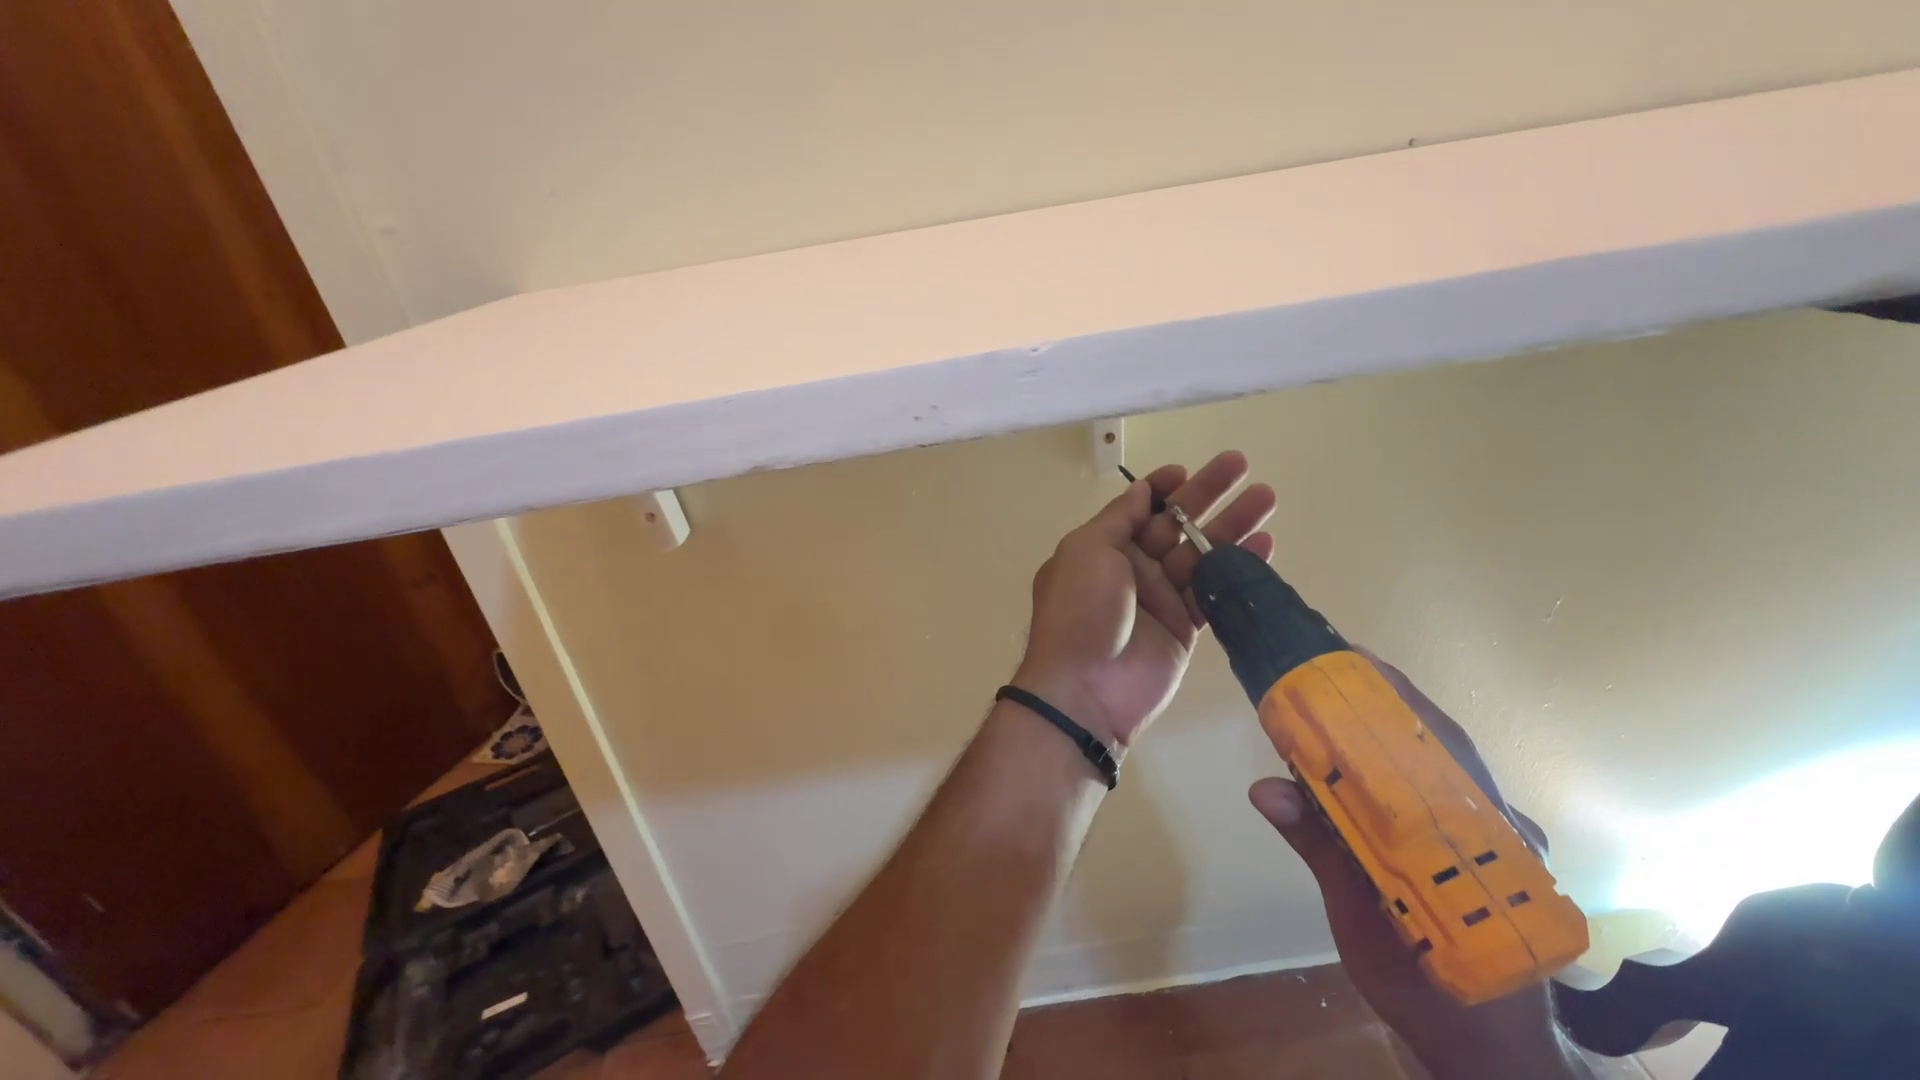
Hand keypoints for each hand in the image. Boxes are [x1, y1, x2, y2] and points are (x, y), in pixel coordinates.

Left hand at [1011, 450, 1276, 747]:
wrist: (1086, 688)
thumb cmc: (1080, 610)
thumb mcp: (1087, 550)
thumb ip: (1119, 518)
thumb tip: (1141, 490)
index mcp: (1103, 547)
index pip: (1138, 508)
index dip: (1162, 488)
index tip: (1187, 471)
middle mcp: (1132, 569)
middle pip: (1176, 524)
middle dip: (1207, 494)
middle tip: (1243, 465)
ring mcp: (1160, 598)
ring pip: (1202, 553)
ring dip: (1232, 526)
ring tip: (1267, 497)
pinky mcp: (1185, 628)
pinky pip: (1216, 591)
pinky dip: (1239, 569)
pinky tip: (1265, 546)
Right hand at [1247, 650, 1584, 1078]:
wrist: (1480, 1044)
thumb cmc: (1424, 984)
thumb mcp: (1364, 919)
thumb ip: (1320, 847)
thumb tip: (1266, 788)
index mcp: (1474, 834)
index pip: (1433, 744)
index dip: (1391, 697)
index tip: (1348, 659)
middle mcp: (1492, 822)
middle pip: (1439, 740)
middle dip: (1387, 697)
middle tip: (1332, 663)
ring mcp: (1491, 834)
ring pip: (1442, 760)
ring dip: (1392, 722)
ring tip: (1341, 692)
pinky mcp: (1478, 848)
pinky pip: (1440, 787)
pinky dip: (1399, 758)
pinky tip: (1363, 751)